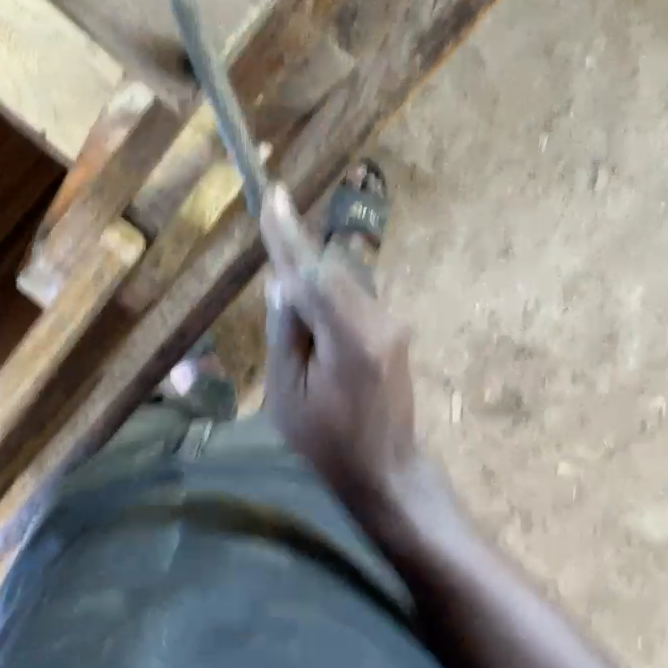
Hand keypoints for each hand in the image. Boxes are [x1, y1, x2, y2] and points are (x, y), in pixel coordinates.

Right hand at [261, 187, 421, 504]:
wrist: (387, 475)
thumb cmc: (326, 446)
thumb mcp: (287, 392)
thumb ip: (284, 329)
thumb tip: (281, 280)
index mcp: (351, 337)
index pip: (311, 273)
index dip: (287, 235)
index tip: (273, 193)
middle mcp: (379, 320)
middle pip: (325, 273)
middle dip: (293, 273)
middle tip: (276, 313)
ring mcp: (392, 324)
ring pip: (337, 285)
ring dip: (308, 296)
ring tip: (299, 350)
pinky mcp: (393, 331)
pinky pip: (348, 301)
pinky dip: (324, 307)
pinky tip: (314, 345)